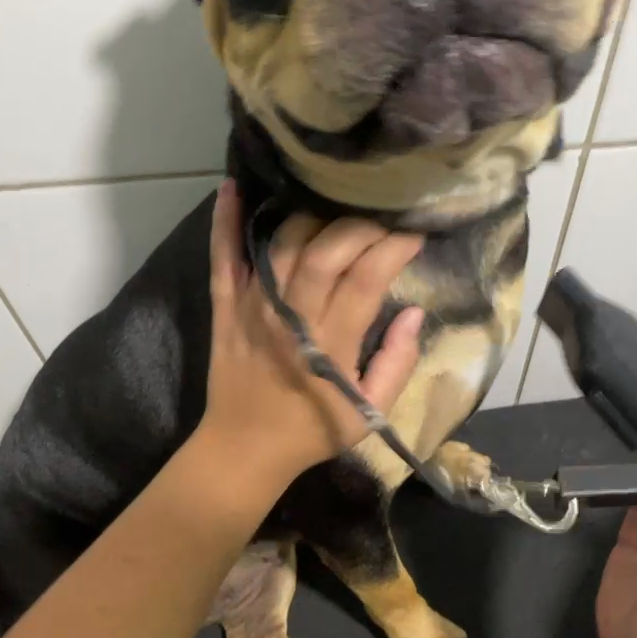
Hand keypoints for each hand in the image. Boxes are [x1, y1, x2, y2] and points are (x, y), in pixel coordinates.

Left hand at [200, 178, 424, 480]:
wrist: (245, 450)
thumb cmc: (312, 432)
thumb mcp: (369, 415)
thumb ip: (396, 364)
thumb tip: (412, 313)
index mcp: (331, 347)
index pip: (365, 279)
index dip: (392, 248)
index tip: (414, 232)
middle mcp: (291, 319)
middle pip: (324, 253)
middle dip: (359, 225)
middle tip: (381, 215)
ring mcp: (253, 310)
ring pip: (281, 246)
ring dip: (311, 216)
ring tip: (336, 204)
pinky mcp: (224, 308)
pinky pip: (222, 260)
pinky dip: (225, 223)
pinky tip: (234, 187)